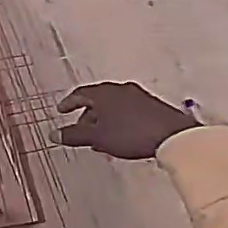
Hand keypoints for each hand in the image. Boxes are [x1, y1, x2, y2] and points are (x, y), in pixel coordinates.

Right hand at [53, 81, 199, 159]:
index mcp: (104, 92)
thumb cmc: (132, 133)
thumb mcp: (96, 137)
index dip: (69, 103)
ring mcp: (139, 97)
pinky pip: (129, 111)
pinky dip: (119, 121)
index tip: (62, 110)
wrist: (173, 137)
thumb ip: (73, 135)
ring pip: (114, 106)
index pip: (80, 94)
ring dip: (104, 120)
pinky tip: (120, 136)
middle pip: (98, 100)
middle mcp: (121, 90)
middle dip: (87, 115)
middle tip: (80, 129)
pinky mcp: (154, 107)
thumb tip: (54, 135)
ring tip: (100, 137)